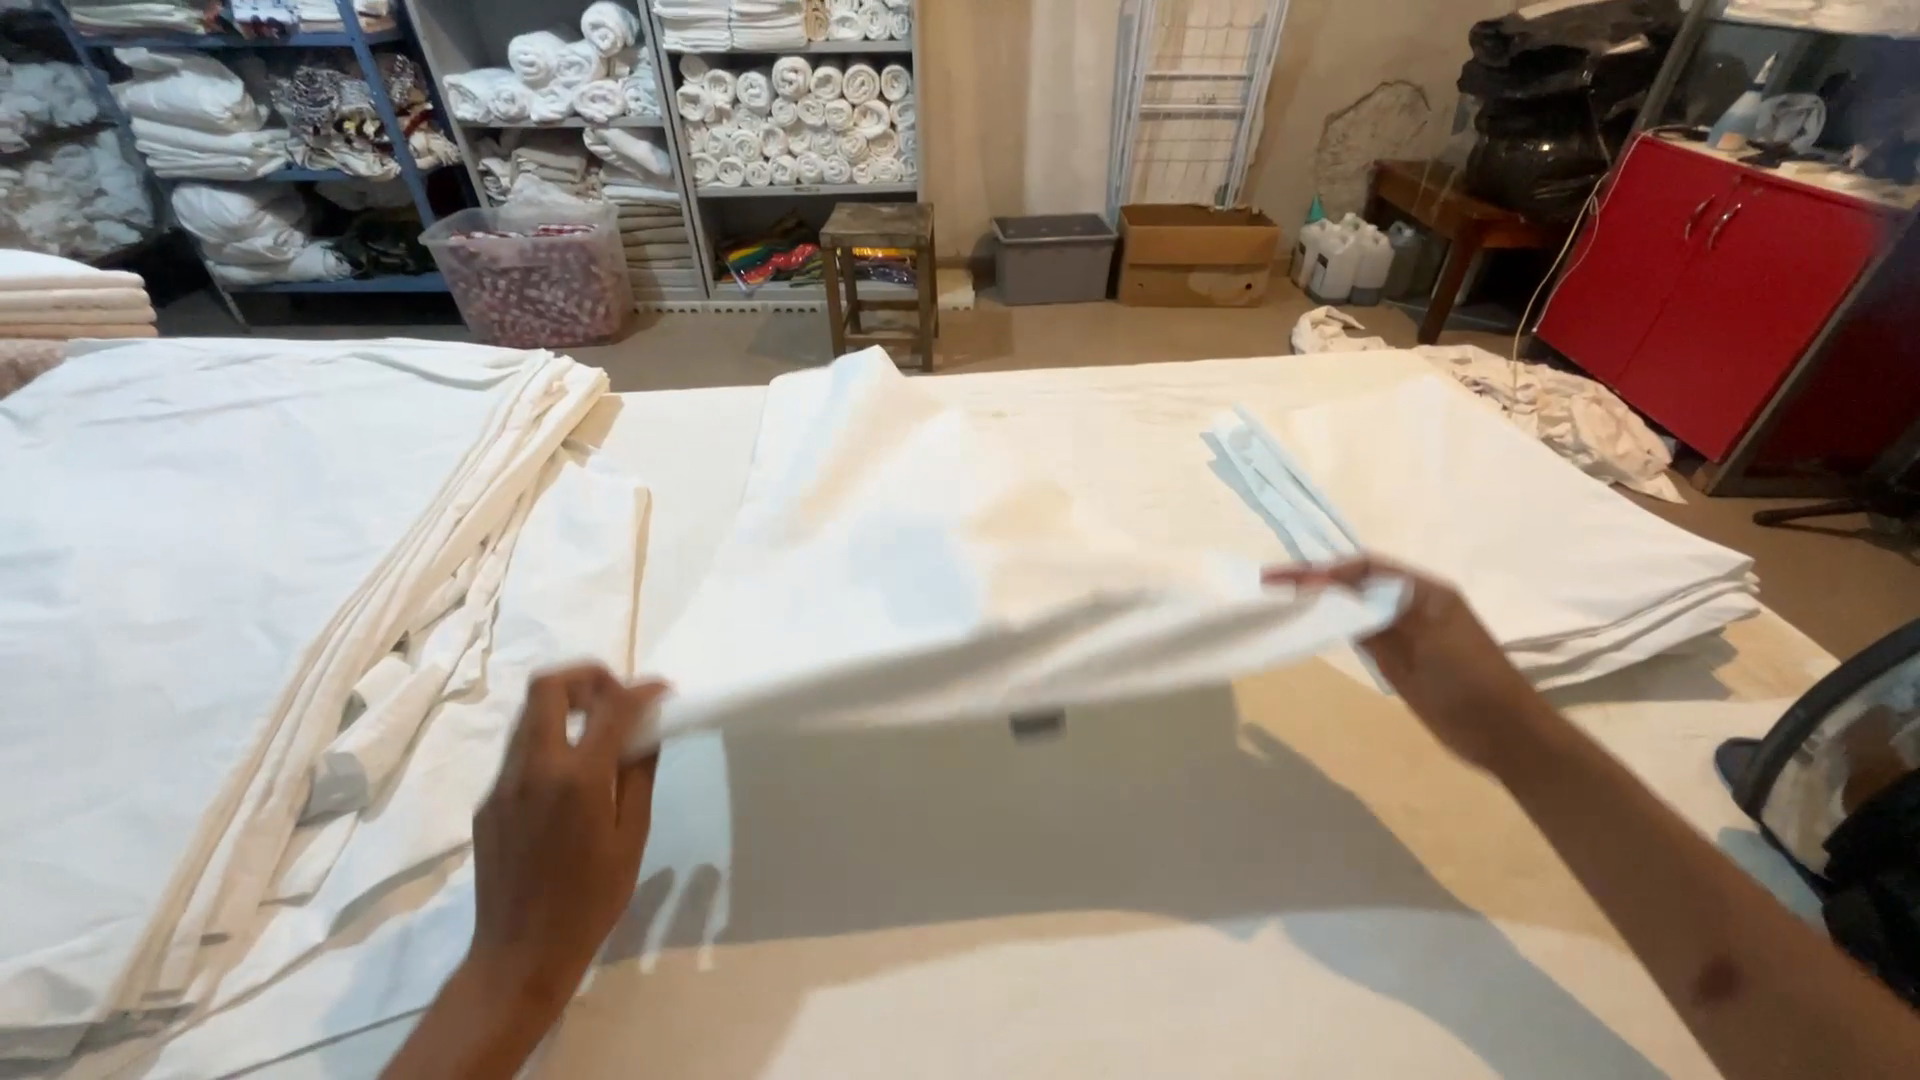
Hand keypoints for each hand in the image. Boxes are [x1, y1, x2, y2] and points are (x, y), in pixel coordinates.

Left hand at [467, 664, 667, 1010]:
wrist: (520, 955)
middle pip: (548, 688)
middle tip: (617, 696)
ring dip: (568, 707)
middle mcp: (532, 769)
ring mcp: (502, 785)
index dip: (642, 690)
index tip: (663, 692)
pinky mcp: (487, 804)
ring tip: (600, 730)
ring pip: (530, 717)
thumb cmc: (591, 900)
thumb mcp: (632, 836)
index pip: (612, 708)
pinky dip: (552, 743)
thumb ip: (638, 775)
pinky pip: (521, 753)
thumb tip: (646, 733)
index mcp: (577, 779)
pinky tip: (574, 779)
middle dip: (588, 677)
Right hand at [1264, 557, 1551, 772]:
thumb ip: (1376, 614)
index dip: (1328, 570)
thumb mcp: (1425, 639)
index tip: (1292, 580)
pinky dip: (1330, 624)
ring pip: (1351, 606)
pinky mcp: (1394, 657)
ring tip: (1279, 598)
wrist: (1503, 734)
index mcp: (1425, 592)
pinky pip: (1356, 632)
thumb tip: (1329, 589)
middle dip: (1314, 580)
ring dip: (1318, 600)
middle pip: (1355, 583)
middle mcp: (1410, 605)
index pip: (1367, 568)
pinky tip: (1307, 624)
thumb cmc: (1471, 681)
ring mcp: (1402, 632)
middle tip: (1271, 582)